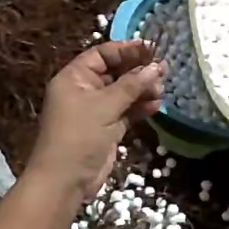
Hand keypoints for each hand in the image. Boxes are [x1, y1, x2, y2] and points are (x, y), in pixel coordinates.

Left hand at [26, 40, 163, 203]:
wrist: (65, 180)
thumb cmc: (79, 135)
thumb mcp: (105, 106)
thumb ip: (131, 85)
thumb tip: (156, 67)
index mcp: (74, 78)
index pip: (102, 55)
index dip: (126, 50)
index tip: (152, 49)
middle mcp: (84, 91)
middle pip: (114, 73)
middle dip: (138, 71)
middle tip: (163, 71)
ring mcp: (95, 111)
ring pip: (122, 93)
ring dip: (142, 90)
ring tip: (161, 90)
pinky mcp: (106, 129)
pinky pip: (126, 112)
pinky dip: (140, 108)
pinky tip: (157, 105)